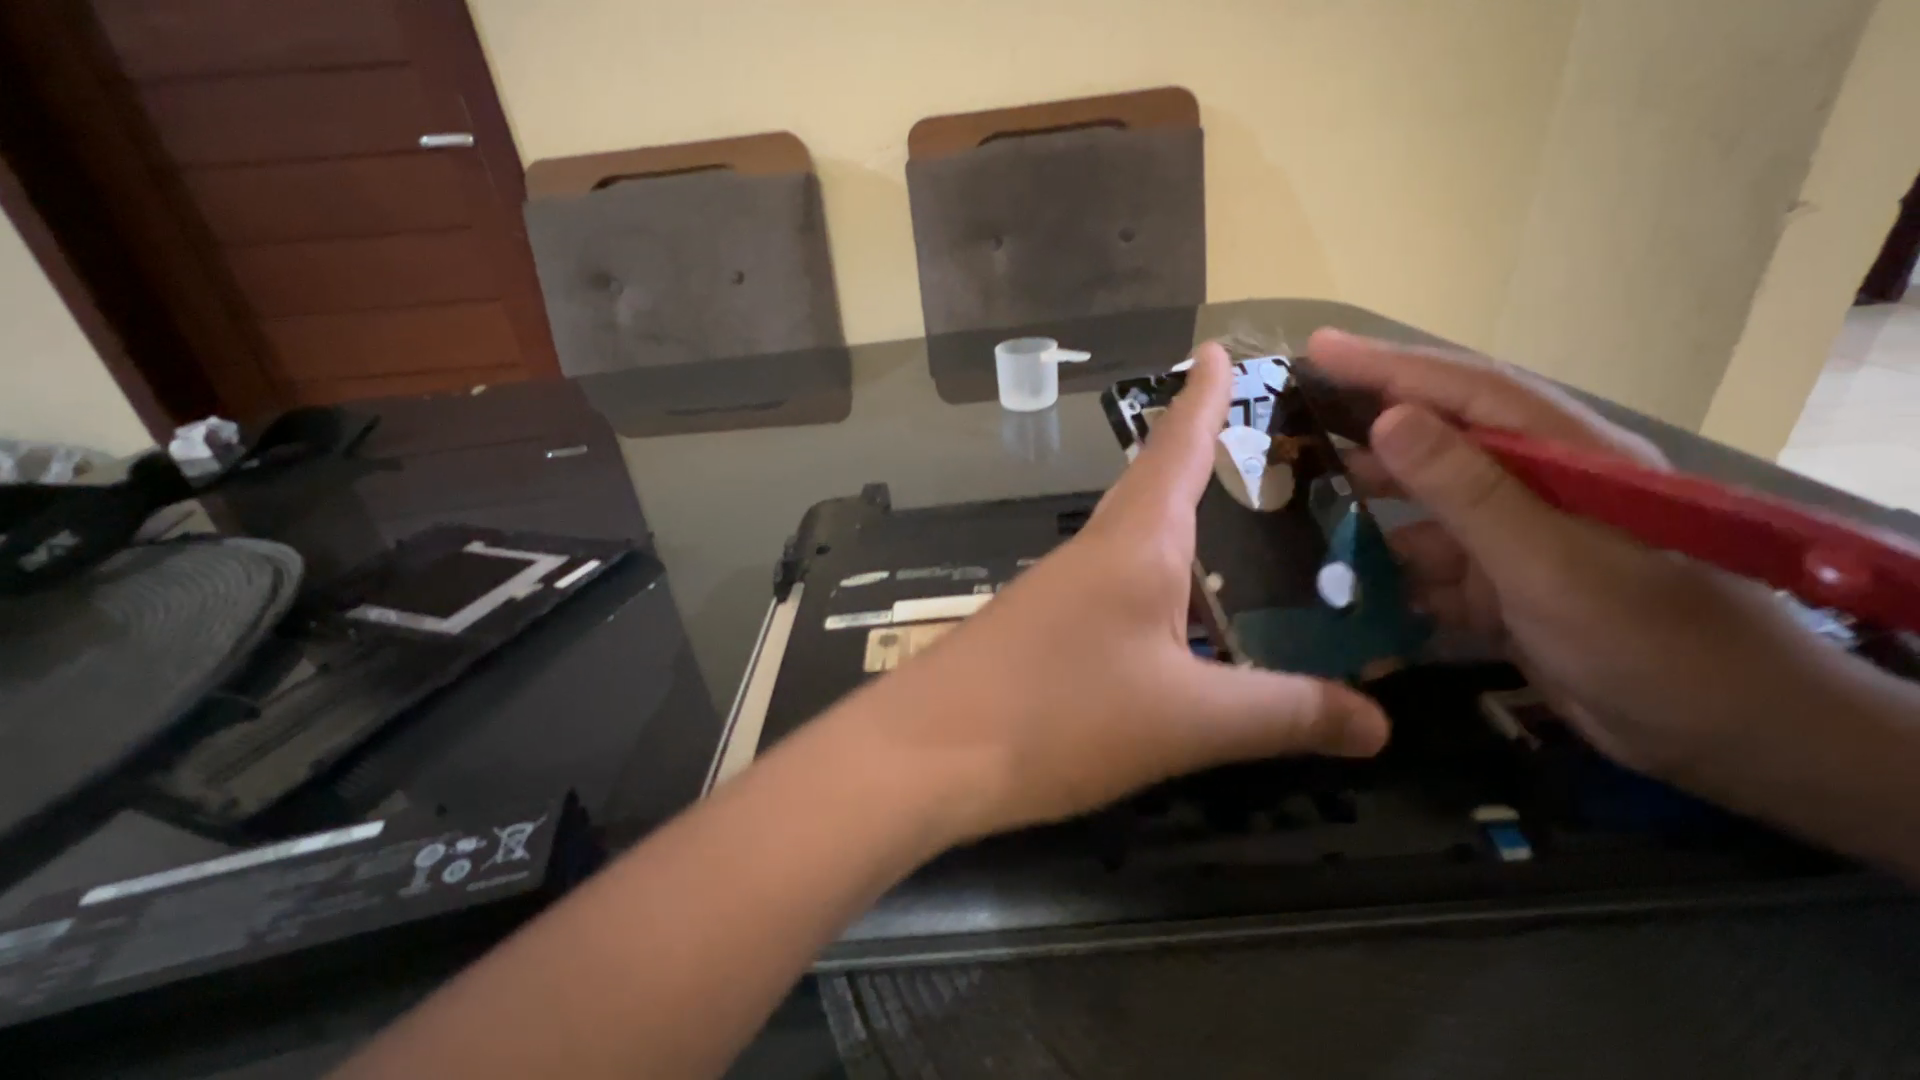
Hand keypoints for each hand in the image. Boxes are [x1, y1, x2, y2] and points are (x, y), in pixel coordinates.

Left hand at [829, 342, 1388, 841]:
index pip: (1178, 449)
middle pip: (1154, 488)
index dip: (1204, 399)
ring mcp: (1059, 593)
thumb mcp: (1187, 720)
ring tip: (1244, 543)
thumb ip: (1284, 715)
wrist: (925, 756)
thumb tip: (1381, 723)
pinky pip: (1115, 595)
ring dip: (1184, 535)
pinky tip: (1181, 630)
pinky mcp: (1040, 635)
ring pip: (1136, 546)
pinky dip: (1159, 594)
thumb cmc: (1059, 714)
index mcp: (1136, 543)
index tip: (1217, 346)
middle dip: (1201, 460)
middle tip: (1261, 448)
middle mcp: (1095, 552)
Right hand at [1308, 328, 1836, 778]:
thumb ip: (1469, 489)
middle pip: (1438, 448)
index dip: (1389, 366)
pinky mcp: (1511, 595)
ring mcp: (1522, 545)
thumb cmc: (1649, 638)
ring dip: (1372, 523)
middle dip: (1365, 441)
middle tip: (1288, 437)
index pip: (1464, 391)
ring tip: (1299, 523)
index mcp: (1563, 457)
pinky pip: (1437, 577)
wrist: (1727, 737)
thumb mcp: (1548, 560)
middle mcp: (1538, 489)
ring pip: (1429, 519)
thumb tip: (1389, 418)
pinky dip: (1396, 585)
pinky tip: (1347, 596)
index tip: (1317, 349)